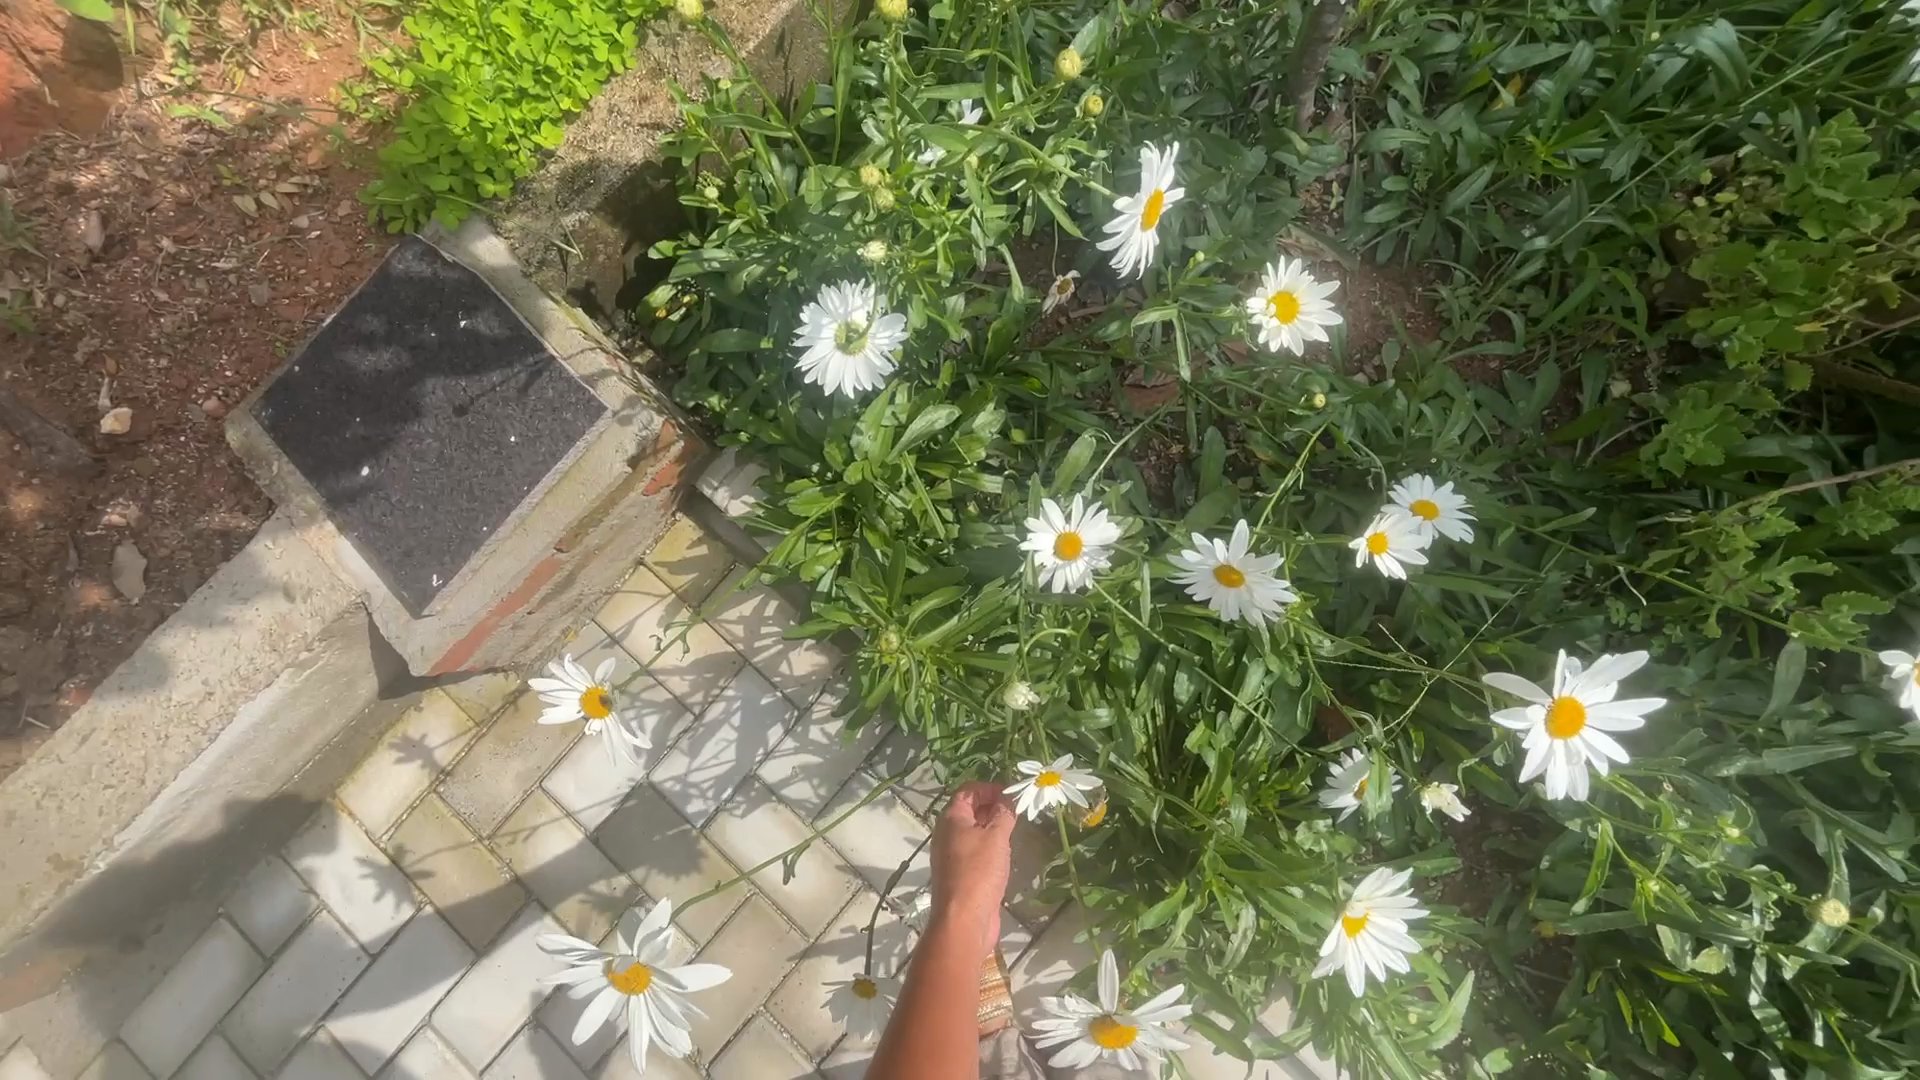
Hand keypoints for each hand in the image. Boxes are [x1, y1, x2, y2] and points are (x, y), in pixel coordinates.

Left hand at [929, 780, 1014, 960]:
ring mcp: (952, 855)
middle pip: (970, 810)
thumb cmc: (978, 872)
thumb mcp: (996, 837)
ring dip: (993, 827)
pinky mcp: (960, 874)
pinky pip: (975, 851)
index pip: (969, 790)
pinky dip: (990, 847)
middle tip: (1018, 811)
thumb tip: (1009, 797)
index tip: (1013, 794)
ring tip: (1015, 829)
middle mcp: (947, 833)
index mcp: (951, 818)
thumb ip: (1004, 813)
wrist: (963, 921)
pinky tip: (1006, 854)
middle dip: (993, 806)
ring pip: (974, 832)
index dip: (990, 788)